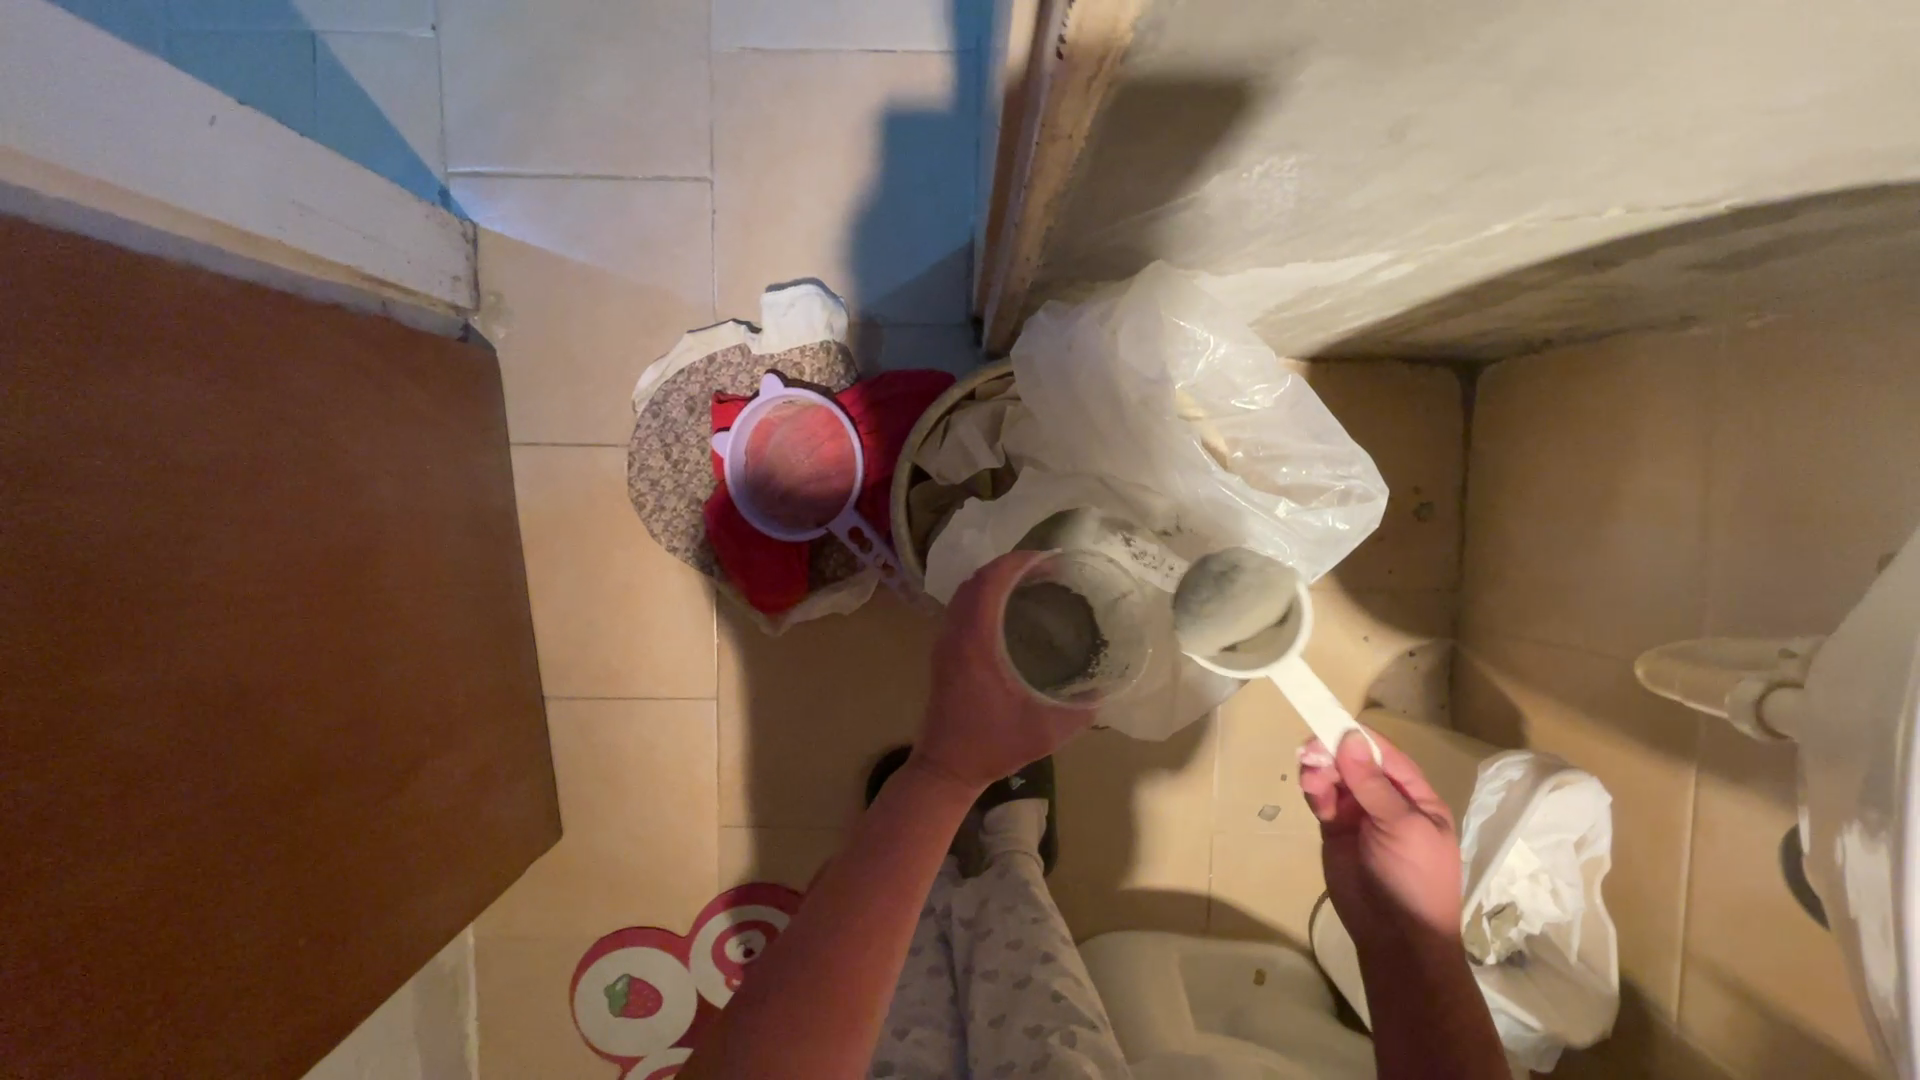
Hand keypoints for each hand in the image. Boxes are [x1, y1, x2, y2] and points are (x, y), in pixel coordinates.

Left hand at [913, 552, 1097, 790]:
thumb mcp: (1045, 730)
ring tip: (1030, 584)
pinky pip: (961, 609)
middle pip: (976, 579)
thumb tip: (1105, 689)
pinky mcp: (942, 654)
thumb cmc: (992, 746)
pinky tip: (1008, 613)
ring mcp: (944, 643)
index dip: (1017, 562)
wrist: (945, 768)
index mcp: (975, 641)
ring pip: (965, 594)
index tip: (1049, 559)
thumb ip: (1079, 710)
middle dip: (1009, 566)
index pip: (990, 581)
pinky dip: (983, 598)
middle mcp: (955, 633)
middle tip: (1045, 569)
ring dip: (994, 580)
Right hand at [1299, 730, 1462, 952]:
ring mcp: (1359, 815)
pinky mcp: (1334, 828)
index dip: (1358, 738)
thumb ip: (1372, 784)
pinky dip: (1313, 788)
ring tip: (1310, 775)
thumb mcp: (1402, 827)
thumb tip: (1349, 737)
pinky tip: (1311, 790)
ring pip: (1334, 777)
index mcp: (1415, 797)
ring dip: (1320, 769)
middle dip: (1332, 753)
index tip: (1330, 722)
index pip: (1385, 755)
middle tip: (1310, 750)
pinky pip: (1321, 798)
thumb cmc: (1414, 878)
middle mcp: (1386, 800)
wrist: (1396, 936)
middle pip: (1354, 762)